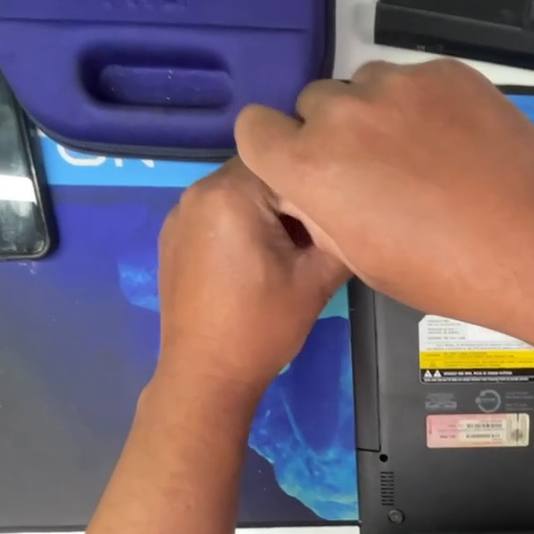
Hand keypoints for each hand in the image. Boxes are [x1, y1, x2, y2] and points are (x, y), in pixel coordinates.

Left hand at [153, 160, 350, 400]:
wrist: (207, 374)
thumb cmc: (263, 327)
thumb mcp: (317, 282)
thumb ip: (341, 237)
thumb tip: (360, 217)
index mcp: (231, 193)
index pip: (286, 159)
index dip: (317, 184)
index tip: (334, 216)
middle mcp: (197, 191)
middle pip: (259, 173)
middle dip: (290, 199)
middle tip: (315, 238)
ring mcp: (179, 214)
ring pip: (237, 194)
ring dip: (267, 213)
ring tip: (289, 253)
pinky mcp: (173, 239)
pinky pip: (216, 215)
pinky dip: (241, 227)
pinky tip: (256, 265)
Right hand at [234, 60, 533, 325]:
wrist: (527, 247)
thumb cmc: (446, 272)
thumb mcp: (365, 263)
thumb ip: (323, 214)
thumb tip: (311, 192)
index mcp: (313, 169)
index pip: (255, 129)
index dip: (277, 149)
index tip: (302, 165)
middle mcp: (346, 117)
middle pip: (315, 105)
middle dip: (336, 134)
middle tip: (378, 174)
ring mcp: (399, 88)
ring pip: (367, 87)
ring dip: (381, 116)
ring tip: (424, 160)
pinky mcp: (446, 74)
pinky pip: (417, 80)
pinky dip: (428, 106)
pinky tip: (457, 147)